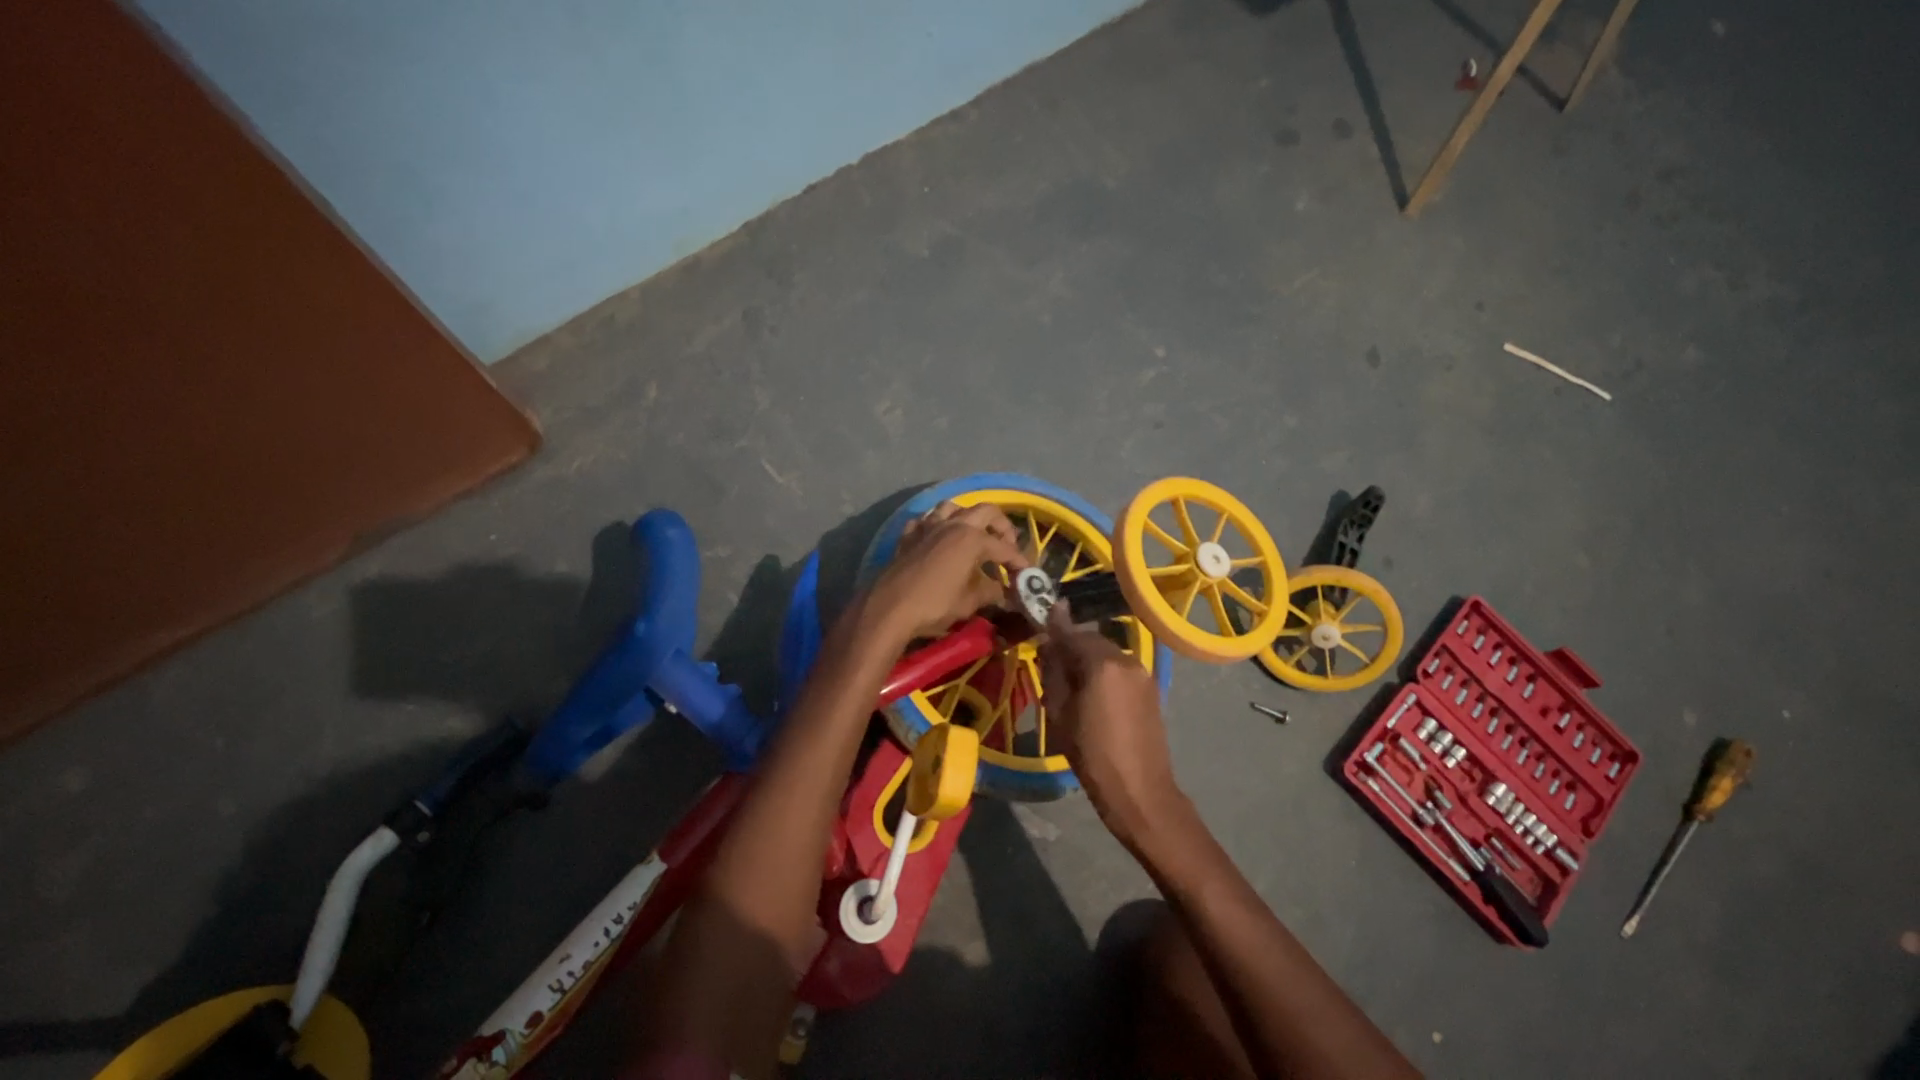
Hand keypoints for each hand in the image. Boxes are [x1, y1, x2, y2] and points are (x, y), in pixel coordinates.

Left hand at [864, 501, 1030, 642]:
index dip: (1018, 562)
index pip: (1004, 548)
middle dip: (1001, 526)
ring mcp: (928, 526)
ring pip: (953, 507)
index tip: (1026, 574)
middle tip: (1006, 545)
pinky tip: (938, 537)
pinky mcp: (908, 535)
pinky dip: (936, 525)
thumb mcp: (970, 602)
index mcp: (972, 538)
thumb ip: (991, 591)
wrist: (891, 607)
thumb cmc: (935, 604)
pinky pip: (926, 520)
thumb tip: (1003, 589)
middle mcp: (952, 524)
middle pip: (985, 511)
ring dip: (968, 516)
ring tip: (974, 533)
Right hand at [1039, 605, 1184, 845]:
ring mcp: (1143, 673)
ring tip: (1071, 683)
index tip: (1041, 611)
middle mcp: (1126, 659)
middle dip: (1071, 645)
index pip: (1071, 633)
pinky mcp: (1151, 689)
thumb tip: (1050, 643)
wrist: (1140, 790)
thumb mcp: (1060, 712)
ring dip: (1088, 660)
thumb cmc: (1091, 754)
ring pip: (1107, 655)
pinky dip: (1104, 673)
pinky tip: (1093, 694)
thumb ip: (1054, 671)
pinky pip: (1120, 670)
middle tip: (1050, 662)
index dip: (1053, 624)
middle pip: (1091, 641)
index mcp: (1102, 662)